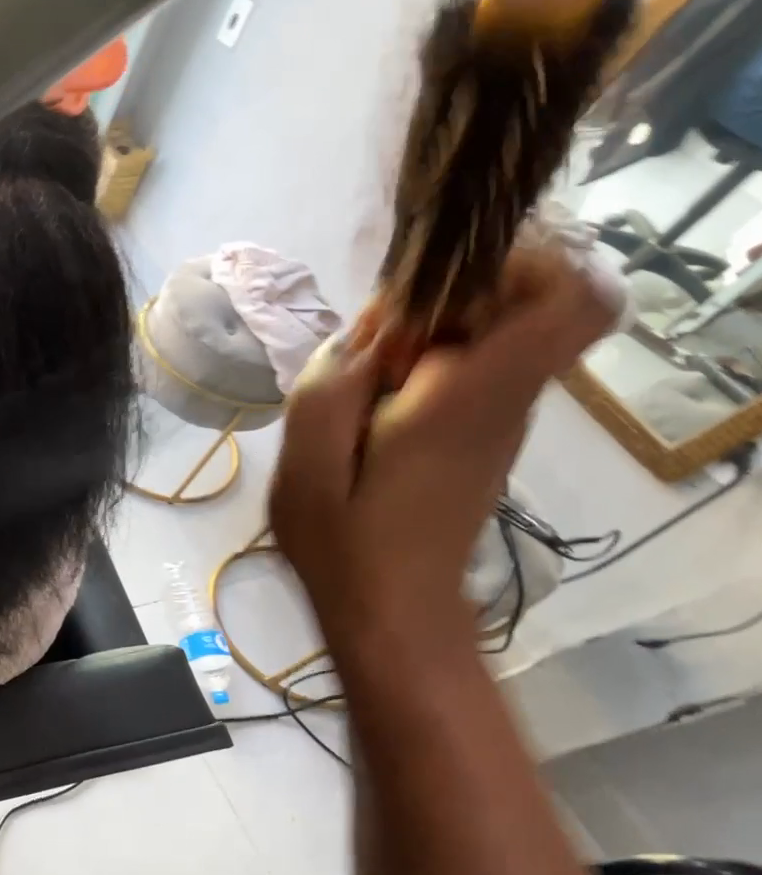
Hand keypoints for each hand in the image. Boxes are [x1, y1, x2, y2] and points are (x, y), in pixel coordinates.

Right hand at [270, 247, 614, 646]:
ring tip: (361, 383)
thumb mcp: (305, 467)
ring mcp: (500, 422)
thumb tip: (365, 334)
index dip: (525, 264)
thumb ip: (327, 389)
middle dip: (446, 301)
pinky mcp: (484, 440)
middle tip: (374, 344)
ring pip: (493, 339)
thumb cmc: (344, 542)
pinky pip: (474, 374)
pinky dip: (427, 371)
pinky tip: (372, 411)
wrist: (391, 610)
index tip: (441, 283)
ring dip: (430, 338)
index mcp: (468, 400)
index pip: (569, 301)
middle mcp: (505, 401)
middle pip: (519, 308)